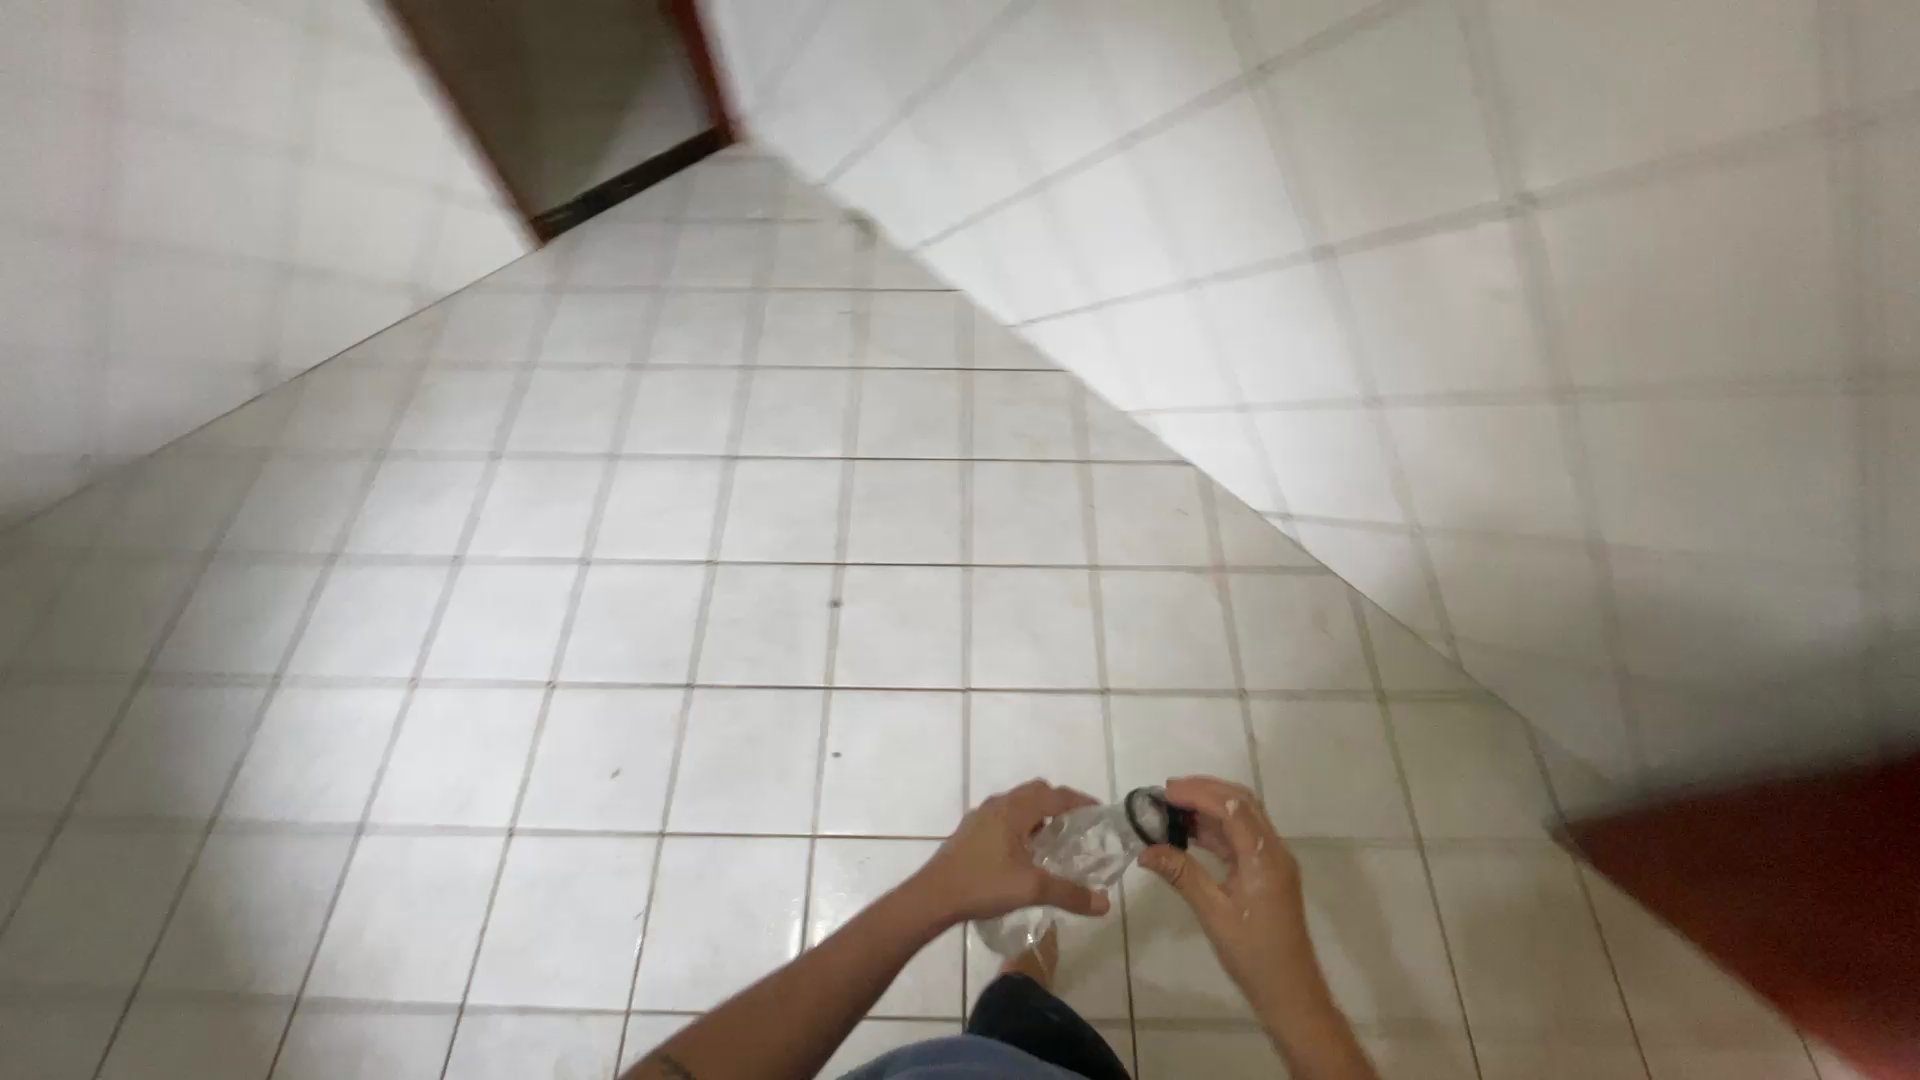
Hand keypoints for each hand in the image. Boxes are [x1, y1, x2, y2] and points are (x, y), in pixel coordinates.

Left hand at [906, 780, 1113, 926]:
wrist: (933, 895)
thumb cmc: (983, 884)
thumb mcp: (1031, 890)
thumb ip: (1070, 894)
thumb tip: (1105, 903)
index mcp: (1014, 810)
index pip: (1055, 795)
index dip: (1080, 801)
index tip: (1099, 812)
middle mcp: (998, 805)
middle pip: (1036, 792)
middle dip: (1059, 803)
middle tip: (1078, 825)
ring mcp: (981, 816)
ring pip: (1018, 804)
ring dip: (1039, 813)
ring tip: (1054, 839)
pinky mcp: (971, 830)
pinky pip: (1004, 816)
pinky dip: (1022, 824)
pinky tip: (1024, 853)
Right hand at [1140, 776, 1328, 1016]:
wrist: (1291, 993)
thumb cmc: (1254, 955)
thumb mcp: (1213, 914)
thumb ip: (1181, 875)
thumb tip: (1144, 850)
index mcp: (1264, 858)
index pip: (1233, 808)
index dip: (1198, 793)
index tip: (1165, 793)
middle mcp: (1273, 850)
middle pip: (1241, 802)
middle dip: (1204, 790)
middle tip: (1166, 793)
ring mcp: (1271, 860)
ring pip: (1241, 816)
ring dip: (1208, 806)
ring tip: (1171, 807)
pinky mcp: (1266, 870)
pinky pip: (1240, 836)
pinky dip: (1214, 827)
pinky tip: (1188, 830)